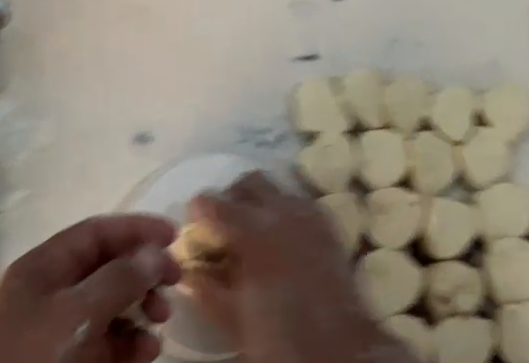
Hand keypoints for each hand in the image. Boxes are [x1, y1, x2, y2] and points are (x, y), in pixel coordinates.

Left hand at [0, 214, 181, 362]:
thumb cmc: (35, 359)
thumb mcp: (77, 314)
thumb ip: (119, 279)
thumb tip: (156, 253)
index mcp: (43, 268)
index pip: (96, 232)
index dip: (136, 229)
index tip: (174, 237)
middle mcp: (51, 292)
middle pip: (107, 267)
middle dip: (143, 272)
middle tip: (175, 281)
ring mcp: (59, 331)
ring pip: (111, 305)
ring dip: (142, 308)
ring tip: (161, 320)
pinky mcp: (69, 362)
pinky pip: (107, 341)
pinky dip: (130, 343)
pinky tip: (147, 352)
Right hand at [186, 173, 412, 362]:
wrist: (338, 346)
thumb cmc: (280, 334)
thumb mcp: (232, 317)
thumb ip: (207, 288)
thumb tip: (190, 269)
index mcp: (252, 230)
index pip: (215, 202)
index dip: (199, 208)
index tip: (193, 220)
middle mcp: (282, 210)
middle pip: (250, 182)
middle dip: (232, 195)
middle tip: (222, 220)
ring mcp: (309, 214)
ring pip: (278, 186)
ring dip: (261, 198)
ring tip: (252, 225)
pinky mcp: (329, 224)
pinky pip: (301, 201)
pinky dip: (286, 208)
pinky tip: (282, 233)